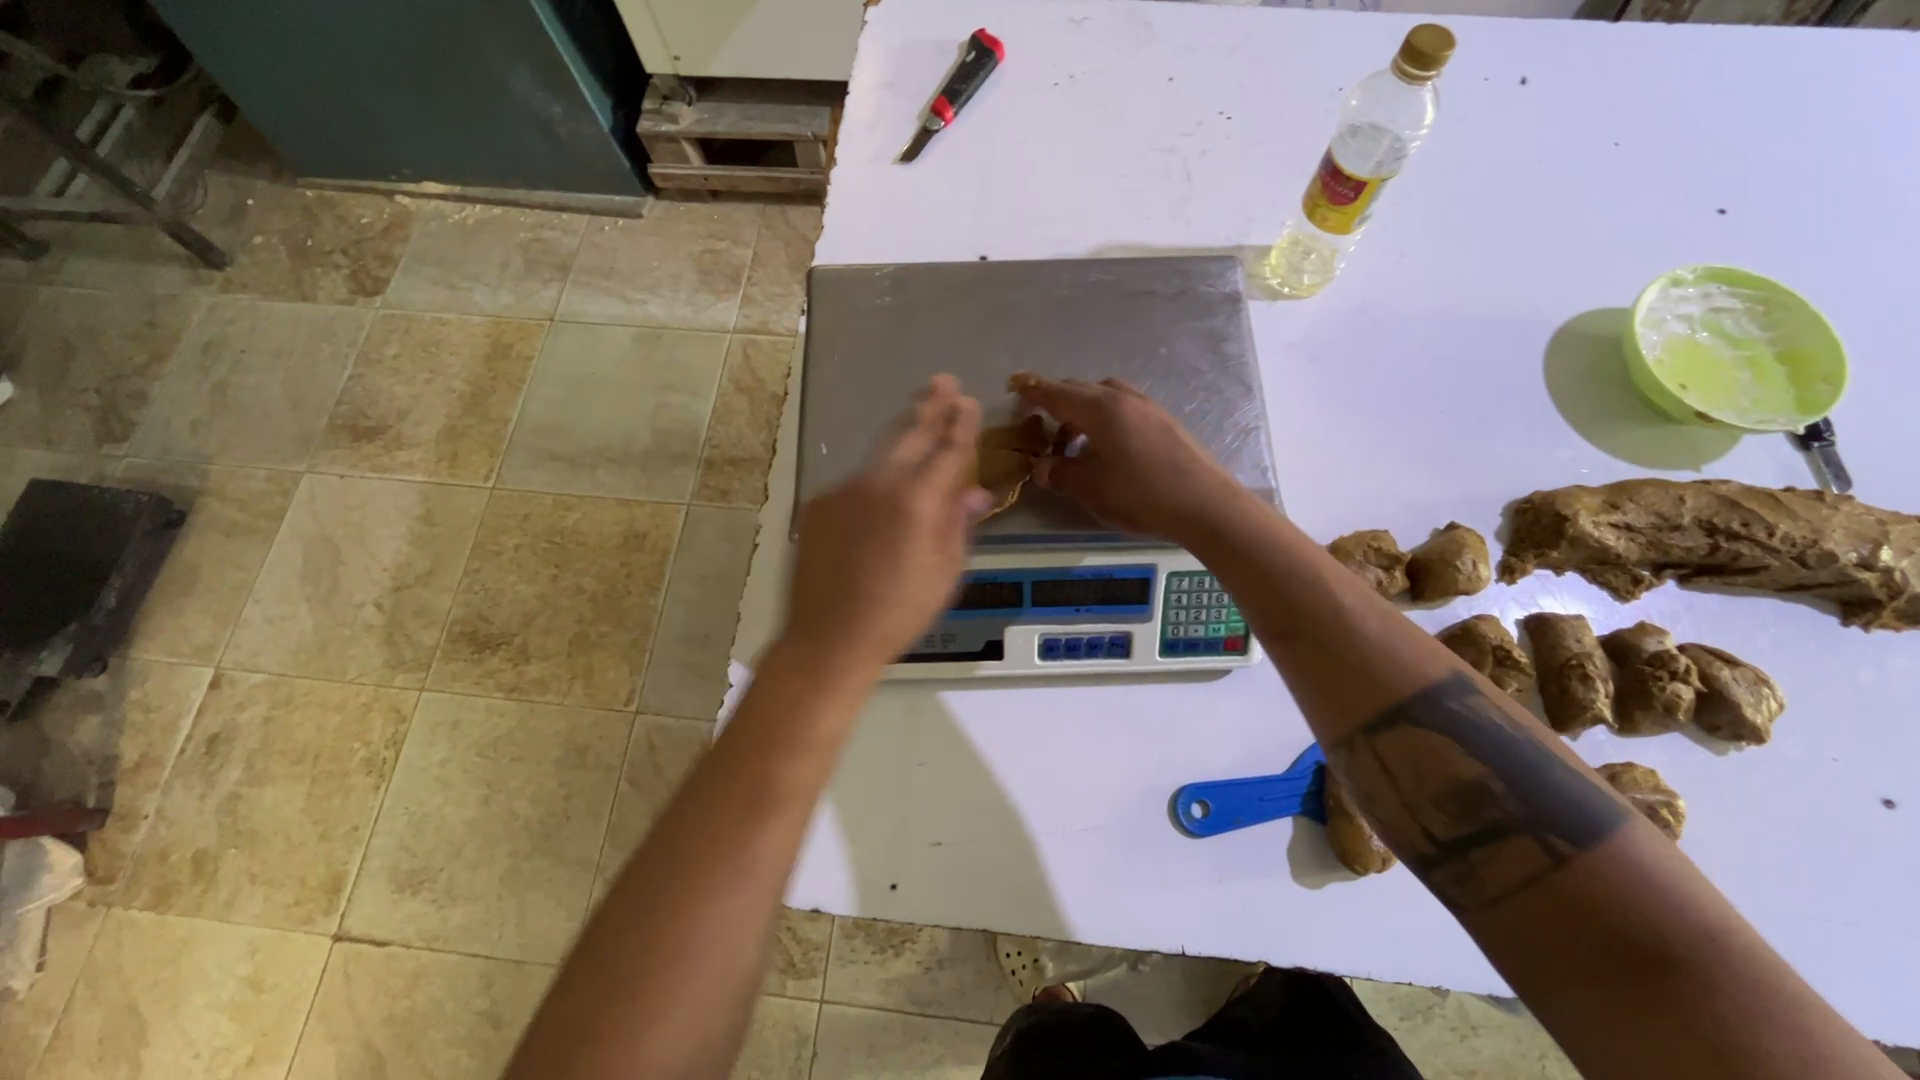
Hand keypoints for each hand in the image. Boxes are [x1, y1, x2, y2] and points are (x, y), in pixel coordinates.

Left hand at [784, 376, 993, 671]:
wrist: (829, 638)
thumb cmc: (899, 613)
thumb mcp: (945, 573)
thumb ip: (958, 524)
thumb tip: (975, 493)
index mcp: (917, 501)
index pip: (948, 451)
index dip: (962, 425)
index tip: (969, 401)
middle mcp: (879, 484)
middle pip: (909, 434)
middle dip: (929, 406)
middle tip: (943, 381)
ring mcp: (843, 491)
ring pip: (880, 456)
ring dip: (901, 438)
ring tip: (918, 417)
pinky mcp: (819, 504)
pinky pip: (855, 483)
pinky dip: (874, 481)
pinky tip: (882, 492)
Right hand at [1013, 374, 1251, 544]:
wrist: (1206, 504)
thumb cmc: (1142, 494)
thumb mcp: (1092, 488)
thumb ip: (1061, 474)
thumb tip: (1041, 468)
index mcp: (1099, 409)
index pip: (1055, 392)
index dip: (1031, 391)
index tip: (1012, 388)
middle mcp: (1122, 398)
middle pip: (1078, 390)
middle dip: (1054, 404)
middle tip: (1038, 429)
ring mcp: (1146, 406)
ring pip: (1102, 398)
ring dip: (1080, 414)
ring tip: (1072, 447)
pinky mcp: (1163, 421)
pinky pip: (1121, 408)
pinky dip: (1103, 420)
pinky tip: (1104, 449)